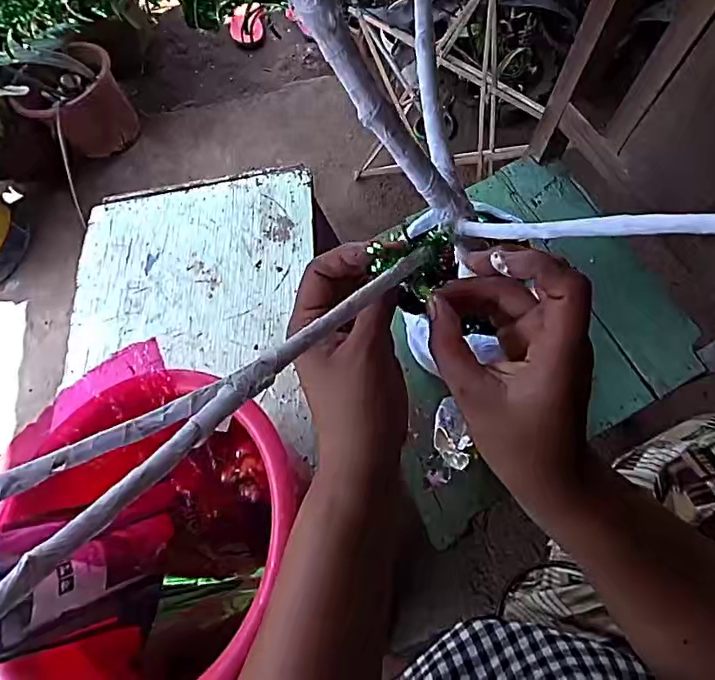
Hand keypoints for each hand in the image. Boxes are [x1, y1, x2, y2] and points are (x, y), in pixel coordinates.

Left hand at [288, 242, 405, 480]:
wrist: (367, 463)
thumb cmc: (359, 408)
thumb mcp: (368, 349)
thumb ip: (377, 304)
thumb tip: (392, 269)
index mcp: (306, 324)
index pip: (321, 272)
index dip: (349, 255)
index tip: (382, 251)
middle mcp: (319, 327)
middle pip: (341, 280)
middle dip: (369, 265)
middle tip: (402, 256)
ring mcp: (340, 339)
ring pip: (358, 296)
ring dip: (380, 281)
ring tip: (408, 270)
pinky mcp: (361, 350)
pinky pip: (371, 314)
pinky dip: (387, 301)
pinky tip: (406, 295)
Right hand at [428, 247, 594, 515]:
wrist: (552, 482)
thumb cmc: (521, 446)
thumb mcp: (474, 397)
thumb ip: (449, 347)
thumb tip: (433, 303)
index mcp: (561, 346)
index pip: (567, 284)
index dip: (534, 262)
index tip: (490, 261)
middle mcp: (560, 333)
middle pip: (534, 282)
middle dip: (492, 271)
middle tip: (451, 272)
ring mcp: (548, 338)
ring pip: (517, 295)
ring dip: (481, 290)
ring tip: (441, 297)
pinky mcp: (535, 346)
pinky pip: (510, 314)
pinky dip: (482, 308)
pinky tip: (453, 312)